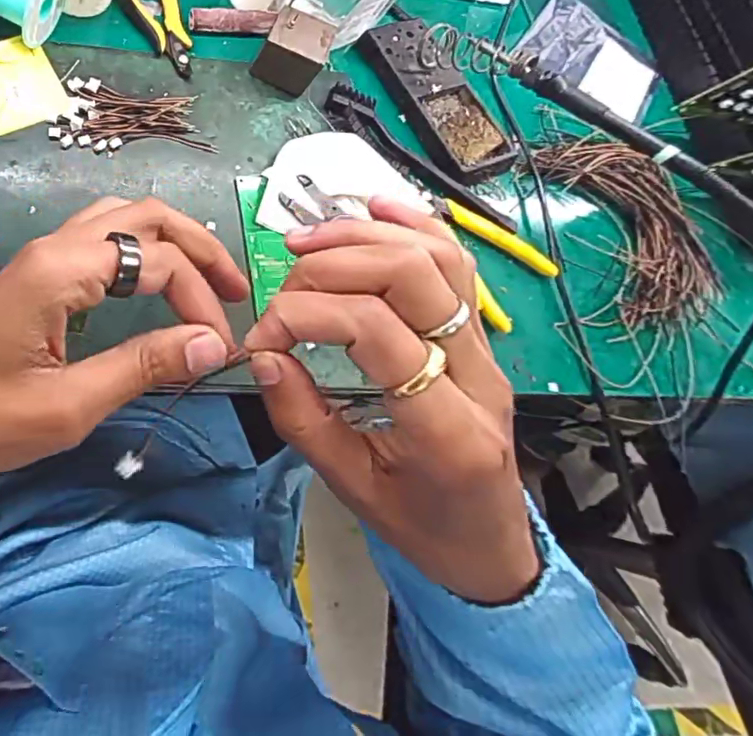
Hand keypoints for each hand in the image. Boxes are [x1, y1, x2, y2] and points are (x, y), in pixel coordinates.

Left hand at [0, 198, 250, 521]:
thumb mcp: (65, 407)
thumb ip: (141, 367)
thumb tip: (212, 343)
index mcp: (59, 269)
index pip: (157, 261)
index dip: (200, 300)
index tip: (221, 348)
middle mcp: (52, 247)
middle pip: (143, 215)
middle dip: (198, 246)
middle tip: (237, 290)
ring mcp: (40, 257)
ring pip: (119, 222)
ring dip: (169, 244)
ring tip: (205, 285)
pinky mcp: (33, 277)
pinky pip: (98, 244)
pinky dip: (138, 255)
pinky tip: (153, 288)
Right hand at [244, 197, 539, 603]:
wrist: (489, 546)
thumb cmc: (418, 522)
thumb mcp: (346, 484)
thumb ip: (299, 416)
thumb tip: (263, 352)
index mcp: (444, 425)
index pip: (373, 330)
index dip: (304, 316)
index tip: (263, 337)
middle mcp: (477, 374)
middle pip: (409, 276)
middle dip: (329, 267)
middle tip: (283, 290)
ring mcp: (486, 349)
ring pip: (435, 256)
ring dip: (362, 235)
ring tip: (305, 242)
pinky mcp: (480, 335)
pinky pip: (457, 262)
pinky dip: (413, 223)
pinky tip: (372, 205)